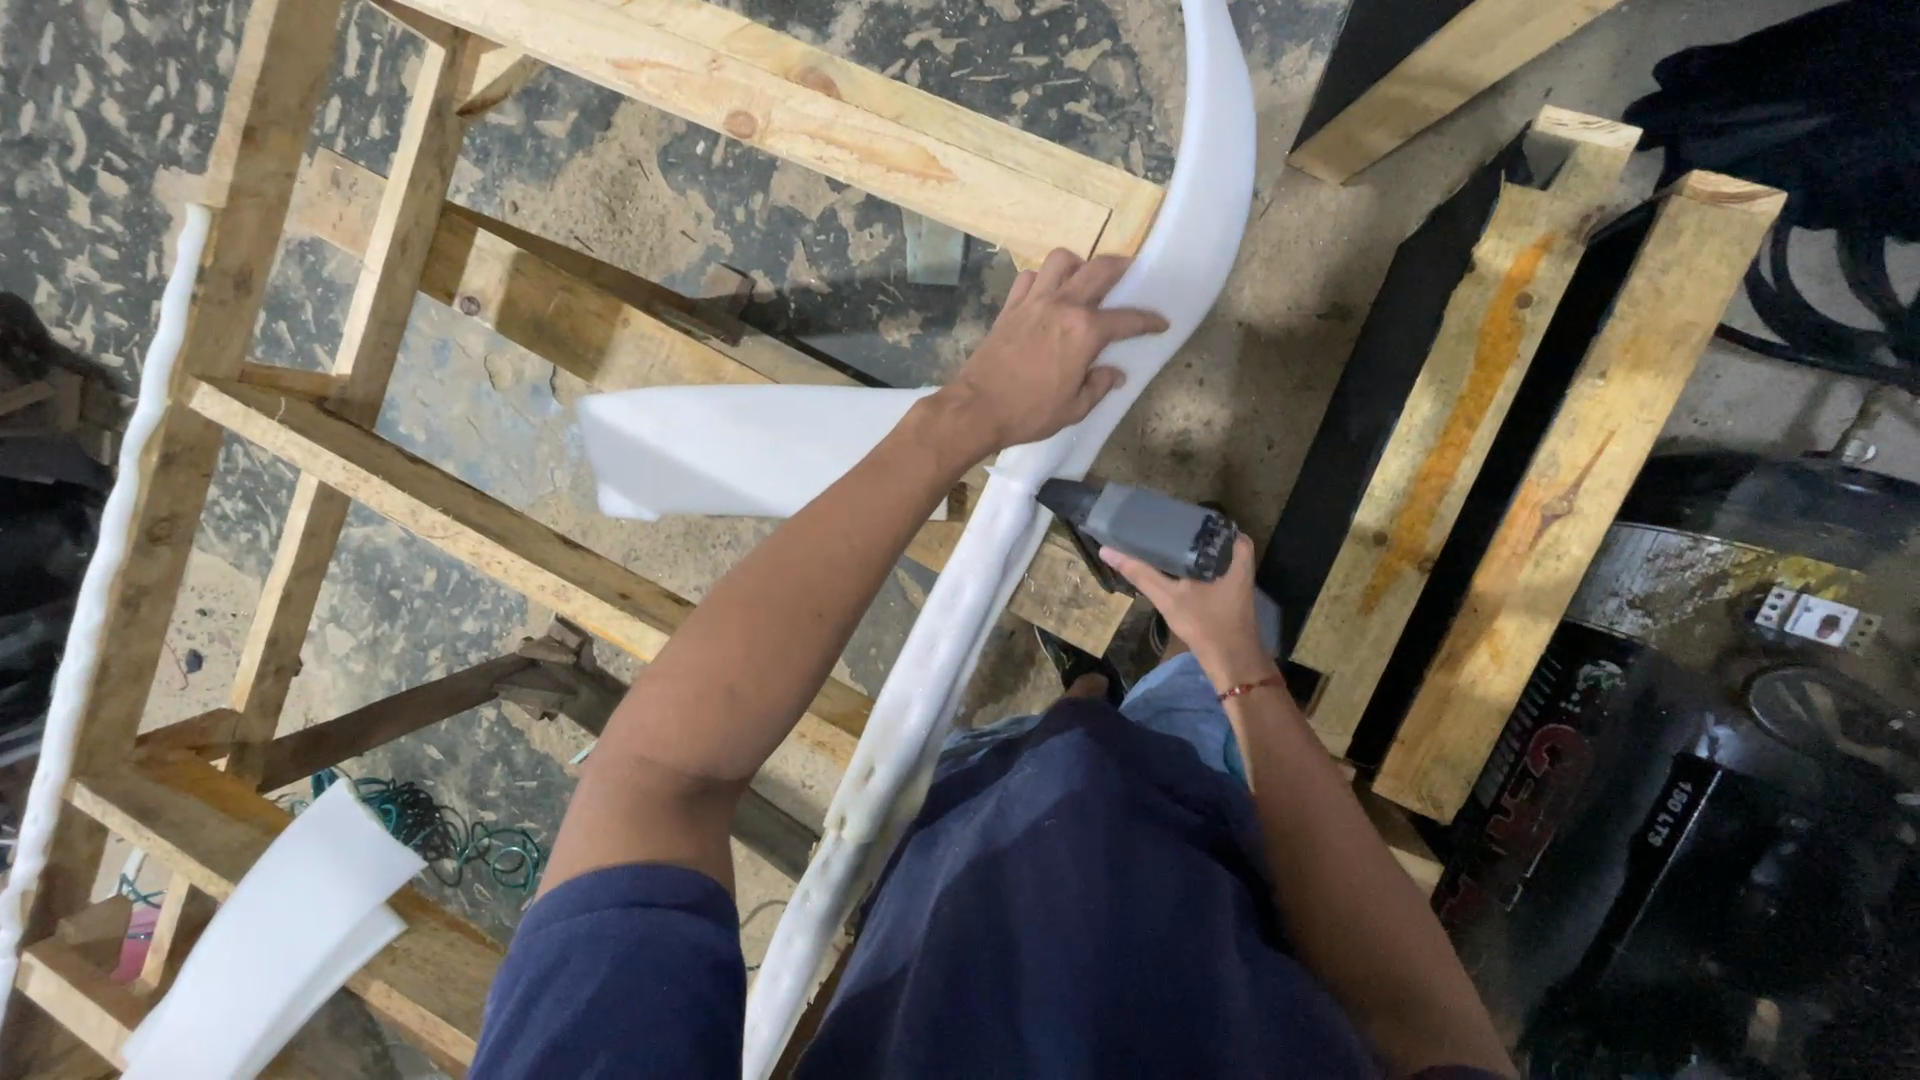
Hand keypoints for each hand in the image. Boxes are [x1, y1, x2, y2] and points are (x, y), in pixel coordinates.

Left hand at [940, 249, 1168, 451]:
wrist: (977, 408)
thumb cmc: (1029, 413)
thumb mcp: (1074, 409)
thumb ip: (1098, 386)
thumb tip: (1114, 373)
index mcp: (1085, 332)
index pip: (1128, 319)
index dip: (1149, 320)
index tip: (1160, 323)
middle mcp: (1062, 306)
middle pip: (1099, 269)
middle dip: (1122, 267)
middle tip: (1131, 273)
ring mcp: (1033, 302)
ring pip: (1062, 260)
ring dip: (1078, 264)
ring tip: (1082, 280)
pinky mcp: (1010, 307)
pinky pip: (1030, 277)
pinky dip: (1043, 279)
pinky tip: (1047, 294)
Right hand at [1101, 534, 1277, 689]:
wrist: (1231, 658)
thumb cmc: (1205, 624)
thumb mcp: (1168, 597)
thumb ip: (1138, 572)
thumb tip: (1106, 550)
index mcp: (1230, 544)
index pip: (1194, 519)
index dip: (1166, 519)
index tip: (1141, 519)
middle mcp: (1237, 549)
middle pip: (1195, 533)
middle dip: (1168, 534)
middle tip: (1137, 531)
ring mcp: (1235, 564)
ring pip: (1198, 547)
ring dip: (1175, 549)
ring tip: (1144, 543)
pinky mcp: (1228, 578)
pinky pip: (1202, 560)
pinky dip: (1184, 562)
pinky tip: (1161, 563)